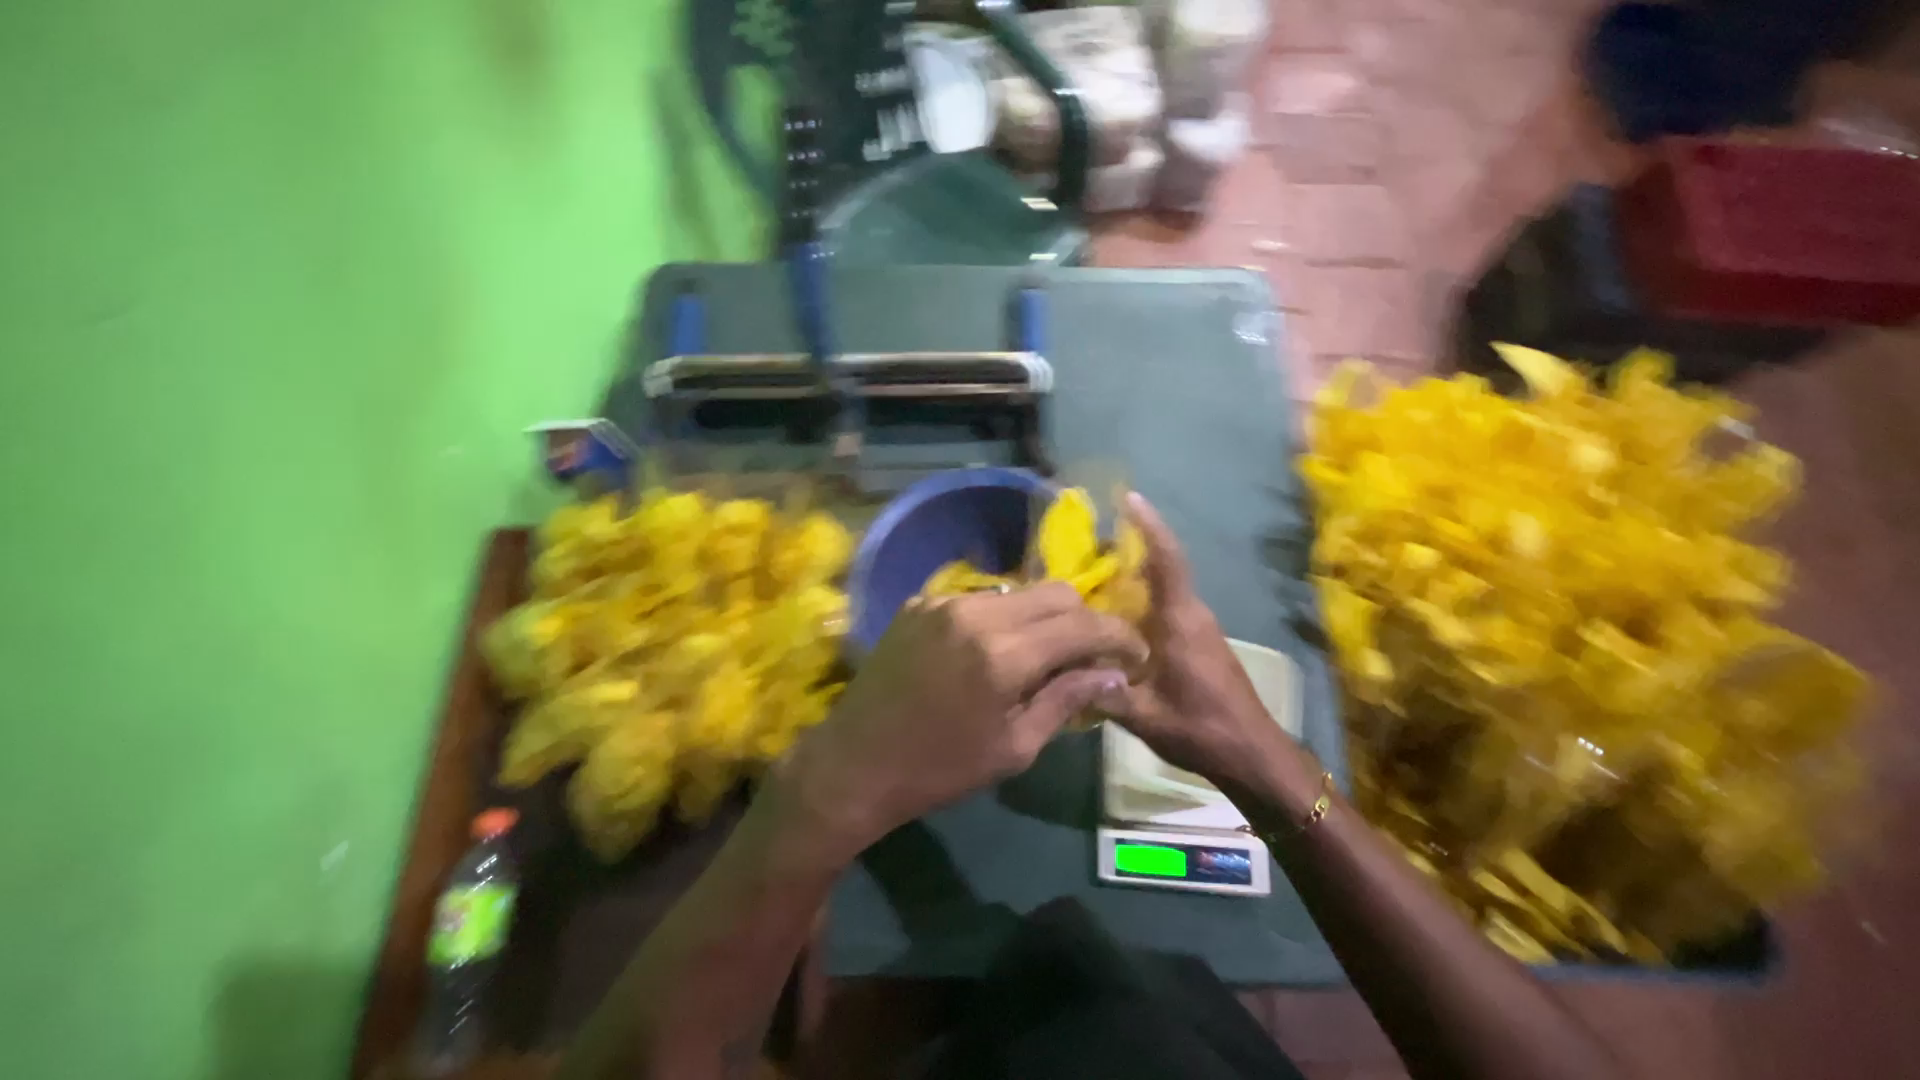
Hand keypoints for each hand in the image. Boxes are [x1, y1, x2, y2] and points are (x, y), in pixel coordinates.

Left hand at [771, 582, 1146, 859]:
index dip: (1119, 637)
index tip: (1135, 656)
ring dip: (1043, 617)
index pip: (1084, 624)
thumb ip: (1067, 700)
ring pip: (1018, 591)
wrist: (855, 763)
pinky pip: (980, 598)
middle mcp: (977, 612)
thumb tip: (1114, 675)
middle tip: (1093, 655)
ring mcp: (943, 603)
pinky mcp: (919, 604)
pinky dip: (1002, 618)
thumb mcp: (1015, 748)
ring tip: (1045, 654)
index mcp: (1004, 654)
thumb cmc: (940, 770)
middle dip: (1085, 619)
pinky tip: (996, 650)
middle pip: (1055, 592)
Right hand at [1104, 493, 1291, 791]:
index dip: (1150, 526)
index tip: (1130, 498)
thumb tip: (1063, 668)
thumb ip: (1103, 690)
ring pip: (1162, 590)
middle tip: (1085, 546)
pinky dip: (1139, 603)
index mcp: (1180, 622)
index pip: (1167, 560)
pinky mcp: (1198, 643)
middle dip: (1128, 550)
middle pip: (1161, 568)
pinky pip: (1165, 609)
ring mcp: (1198, 629)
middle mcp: (1192, 615)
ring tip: (1089, 580)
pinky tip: (1111, 620)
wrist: (1252, 755)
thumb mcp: (1144, 716)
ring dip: (1132, 579)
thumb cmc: (1202, 730)